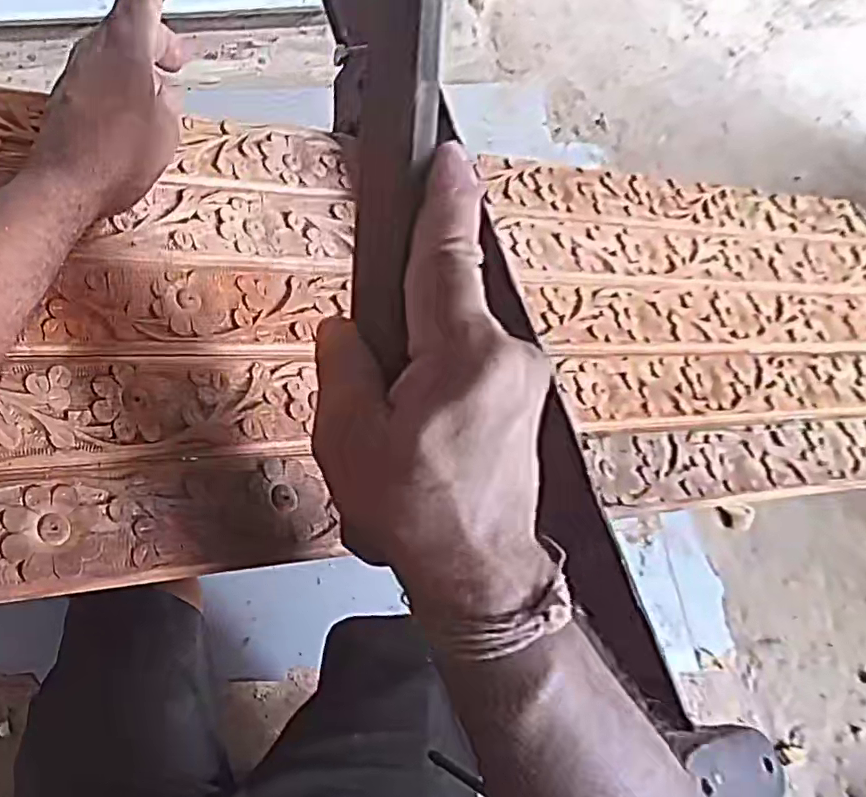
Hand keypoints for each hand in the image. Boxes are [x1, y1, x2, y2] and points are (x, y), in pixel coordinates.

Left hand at [24, 0, 186, 220]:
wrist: (62, 193)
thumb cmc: (109, 159)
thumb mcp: (166, 130)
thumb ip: (169, 101)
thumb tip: (163, 98)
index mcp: (126, 39)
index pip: (146, 0)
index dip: (158, 8)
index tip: (164, 11)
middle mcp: (92, 50)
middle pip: (126, 30)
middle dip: (152, 45)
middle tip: (172, 63)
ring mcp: (70, 79)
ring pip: (106, 62)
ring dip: (128, 76)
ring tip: (147, 103)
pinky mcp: (57, 109)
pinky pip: (89, 92)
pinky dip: (108, 100)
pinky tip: (119, 127)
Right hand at [311, 143, 554, 618]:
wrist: (475, 568)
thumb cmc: (409, 508)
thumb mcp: (348, 438)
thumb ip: (343, 370)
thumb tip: (342, 328)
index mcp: (463, 357)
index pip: (443, 264)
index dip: (440, 207)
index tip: (445, 160)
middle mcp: (508, 355)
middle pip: (442, 305)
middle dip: (397, 325)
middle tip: (365, 386)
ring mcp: (523, 379)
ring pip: (452, 340)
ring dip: (409, 361)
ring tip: (383, 425)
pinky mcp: (521, 402)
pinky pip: (467, 364)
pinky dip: (431, 377)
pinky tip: (408, 426)